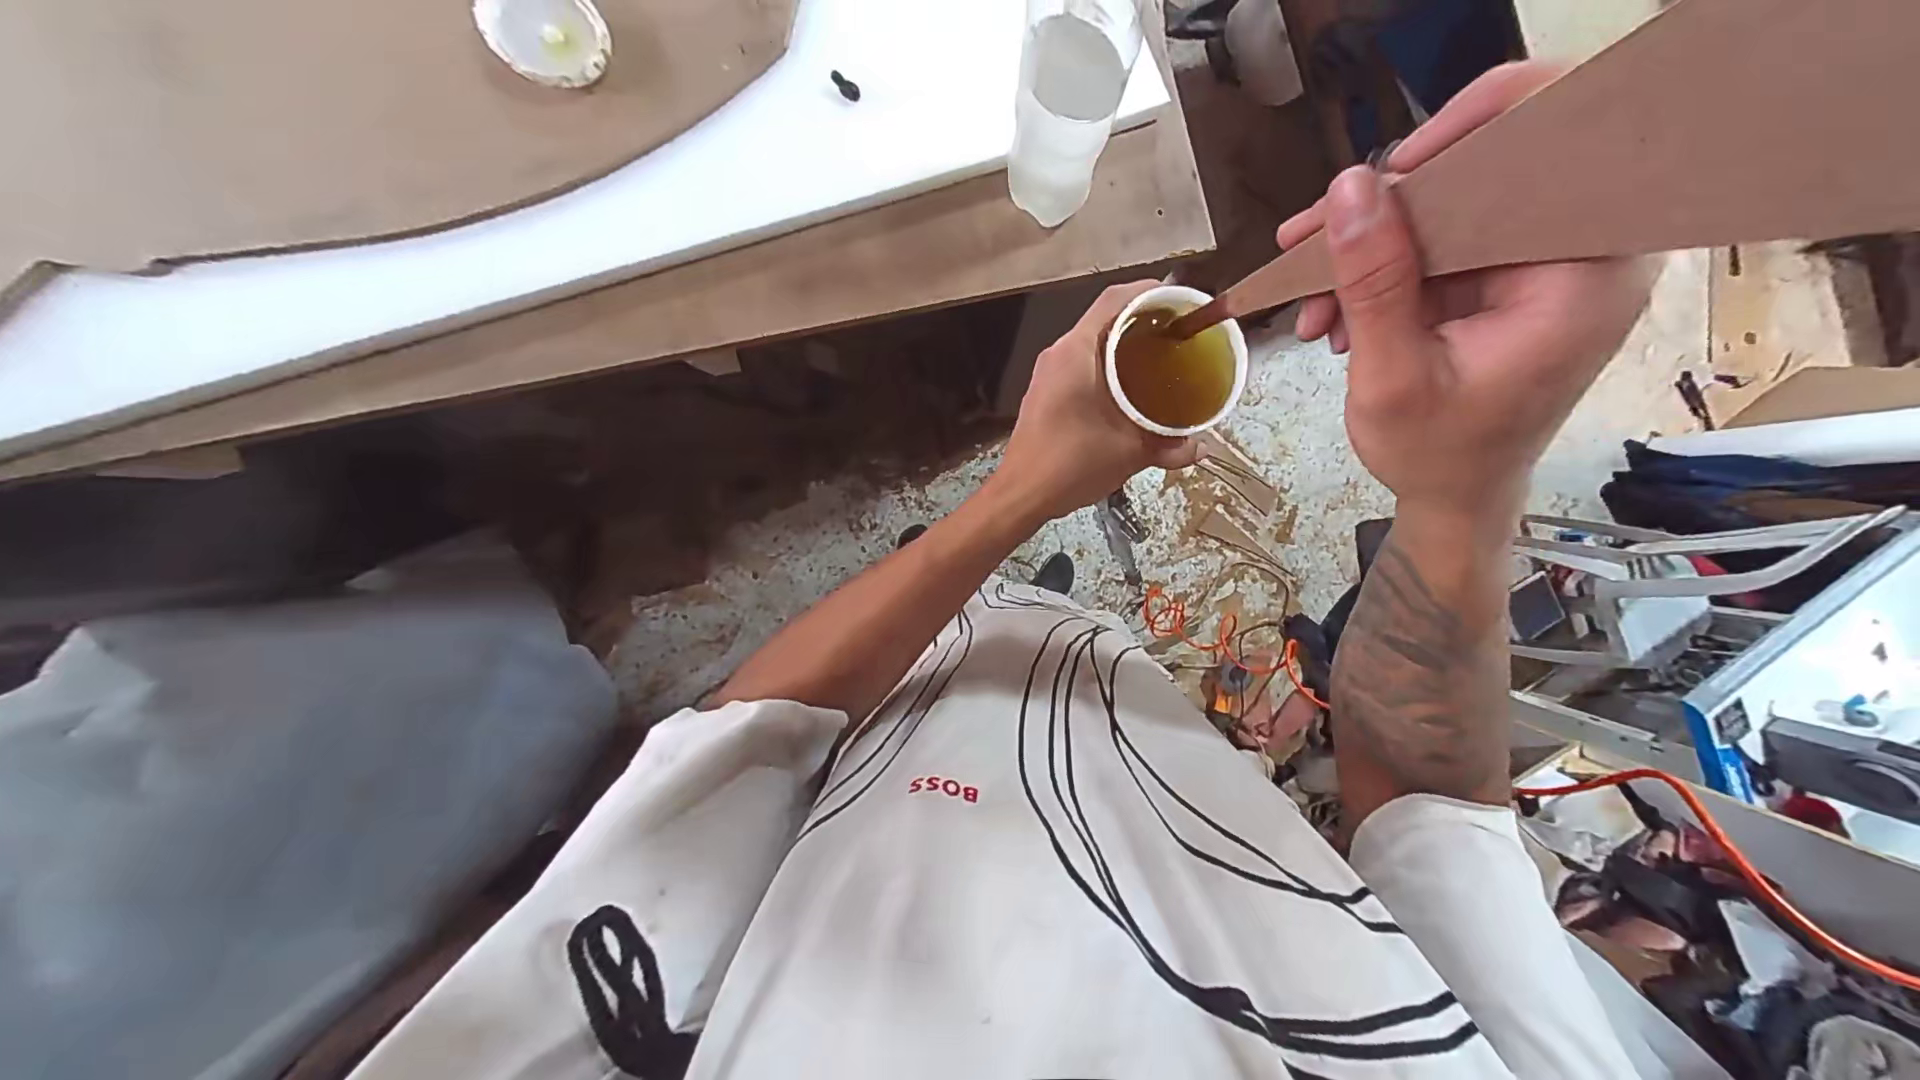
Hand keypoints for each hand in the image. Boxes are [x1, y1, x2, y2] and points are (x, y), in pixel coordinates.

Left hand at [992, 282, 1201, 521]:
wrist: (1021, 494)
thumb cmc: (1070, 465)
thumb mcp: (1128, 453)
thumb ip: (1167, 447)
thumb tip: (1200, 448)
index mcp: (1075, 352)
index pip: (1114, 299)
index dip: (1151, 292)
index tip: (1181, 300)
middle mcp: (1058, 353)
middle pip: (1104, 318)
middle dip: (1143, 320)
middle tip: (1178, 332)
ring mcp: (1047, 373)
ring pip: (1092, 342)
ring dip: (1125, 345)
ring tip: (1161, 357)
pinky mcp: (1044, 392)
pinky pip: (1081, 363)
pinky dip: (1108, 365)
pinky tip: (1131, 386)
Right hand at [1277, 62, 1653, 519]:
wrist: (1453, 496)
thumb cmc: (1433, 453)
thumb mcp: (1391, 374)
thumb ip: (1373, 282)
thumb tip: (1348, 189)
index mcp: (1582, 272)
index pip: (1543, 147)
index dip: (1457, 140)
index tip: (1368, 184)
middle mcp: (1579, 253)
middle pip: (1481, 179)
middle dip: (1381, 214)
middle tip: (1306, 243)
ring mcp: (1540, 267)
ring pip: (1447, 217)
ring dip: (1366, 255)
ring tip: (1312, 307)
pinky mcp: (1506, 284)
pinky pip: (1438, 252)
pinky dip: (1380, 276)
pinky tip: (1336, 316)